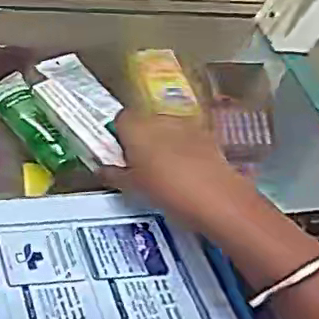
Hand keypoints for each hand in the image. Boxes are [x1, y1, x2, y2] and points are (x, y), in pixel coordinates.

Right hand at [103, 110, 255, 227]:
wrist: (217, 199)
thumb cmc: (165, 190)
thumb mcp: (131, 187)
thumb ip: (113, 174)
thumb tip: (101, 169)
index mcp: (136, 128)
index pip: (120, 118)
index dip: (118, 134)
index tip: (118, 153)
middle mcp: (160, 119)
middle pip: (144, 121)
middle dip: (139, 138)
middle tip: (137, 165)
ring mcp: (187, 126)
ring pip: (166, 129)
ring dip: (161, 143)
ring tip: (162, 170)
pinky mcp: (208, 137)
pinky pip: (186, 139)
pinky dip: (182, 150)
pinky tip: (184, 172)